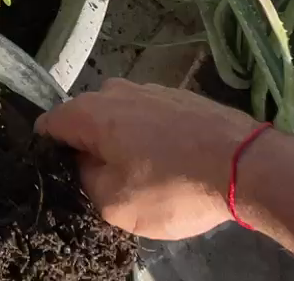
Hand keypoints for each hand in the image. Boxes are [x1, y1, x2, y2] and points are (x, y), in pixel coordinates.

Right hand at [35, 79, 268, 239]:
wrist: (244, 164)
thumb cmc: (173, 186)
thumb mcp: (115, 204)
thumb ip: (86, 181)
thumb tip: (86, 164)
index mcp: (89, 111)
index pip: (49, 125)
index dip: (50, 153)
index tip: (65, 178)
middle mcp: (112, 90)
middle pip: (86, 121)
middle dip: (91, 149)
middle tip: (110, 184)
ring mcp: (147, 88)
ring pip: (120, 118)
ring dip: (124, 143)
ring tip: (148, 176)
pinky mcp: (178, 96)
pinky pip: (150, 118)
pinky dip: (153, 138)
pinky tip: (175, 163)